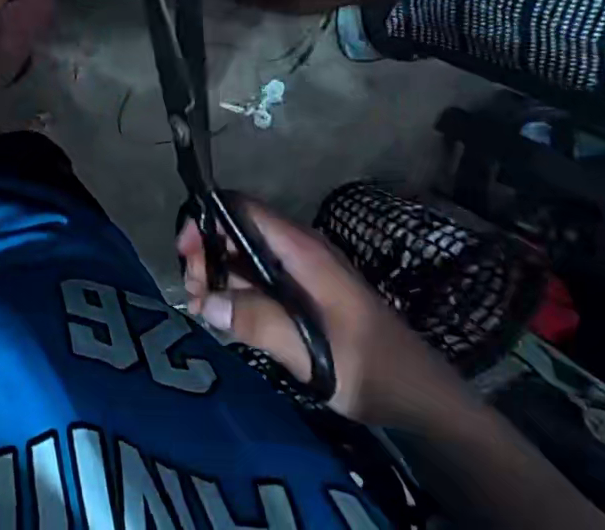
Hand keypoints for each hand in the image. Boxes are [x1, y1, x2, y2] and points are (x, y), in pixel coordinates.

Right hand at [179, 198, 478, 429]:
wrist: (419, 395)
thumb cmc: (369, 367)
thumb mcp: (312, 351)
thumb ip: (258, 323)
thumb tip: (207, 303)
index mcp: (302, 250)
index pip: (243, 209)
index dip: (208, 221)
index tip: (185, 254)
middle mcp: (297, 251)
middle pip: (237, 231)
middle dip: (207, 254)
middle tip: (195, 295)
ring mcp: (299, 272)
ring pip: (244, 255)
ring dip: (218, 275)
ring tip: (204, 310)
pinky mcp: (301, 293)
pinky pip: (257, 278)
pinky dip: (235, 291)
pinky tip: (224, 317)